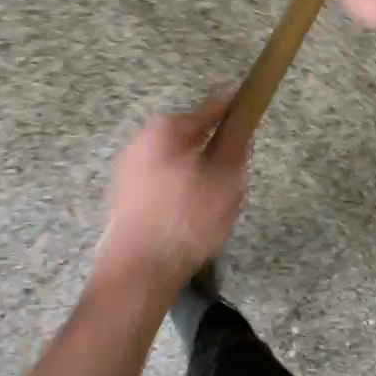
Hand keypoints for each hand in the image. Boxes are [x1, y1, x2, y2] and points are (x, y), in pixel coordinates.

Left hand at [101, 91, 248, 278]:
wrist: (140, 268)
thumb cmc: (188, 220)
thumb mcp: (226, 180)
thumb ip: (236, 146)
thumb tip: (241, 123)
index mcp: (165, 129)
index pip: (209, 110)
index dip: (234, 109)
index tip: (251, 106)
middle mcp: (141, 141)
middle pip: (188, 136)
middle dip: (213, 149)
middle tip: (236, 171)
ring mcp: (128, 169)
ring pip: (175, 162)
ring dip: (196, 172)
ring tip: (216, 199)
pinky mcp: (124, 196)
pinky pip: (161, 183)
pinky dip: (179, 190)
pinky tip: (191, 215)